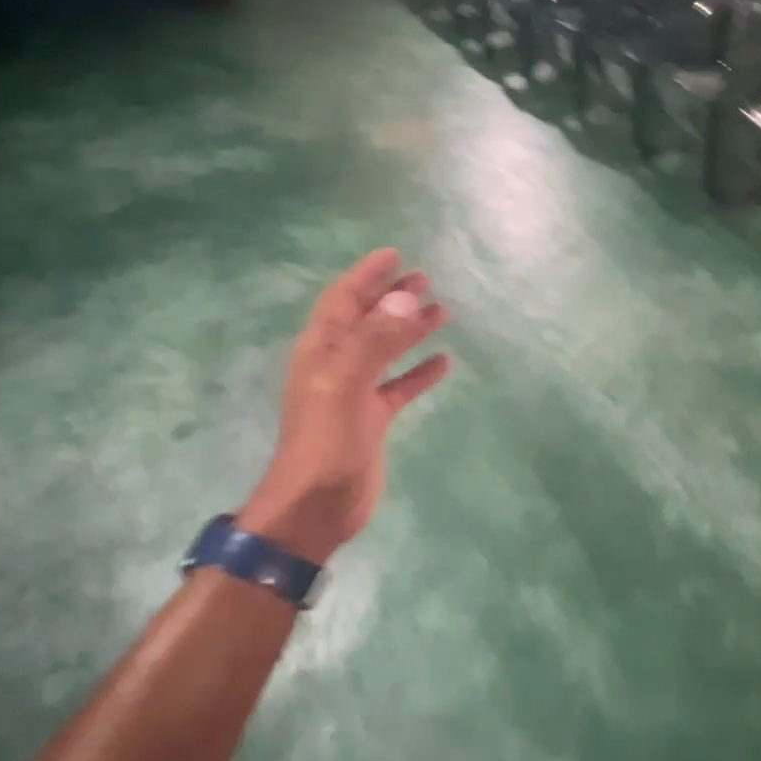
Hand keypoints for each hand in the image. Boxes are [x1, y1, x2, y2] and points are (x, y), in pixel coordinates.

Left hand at [238, 249, 449, 562]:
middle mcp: (336, 365)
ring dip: (411, 330)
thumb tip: (406, 298)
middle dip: (392, 297)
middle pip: (366, 320)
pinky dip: (420, 372)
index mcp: (320, 351)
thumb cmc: (325, 442)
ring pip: (386, 350)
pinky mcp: (372, 420)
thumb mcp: (345, 384)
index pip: (343, 301)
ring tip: (442, 312)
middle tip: (426, 279)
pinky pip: (400, 386)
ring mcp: (354, 393)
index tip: (395, 255)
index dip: (366, 276)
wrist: (316, 506)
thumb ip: (375, 340)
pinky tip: (444, 362)